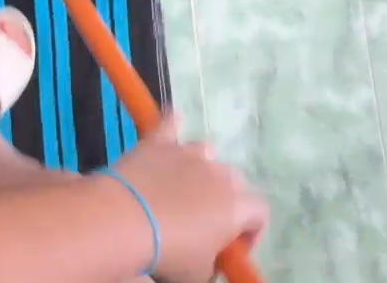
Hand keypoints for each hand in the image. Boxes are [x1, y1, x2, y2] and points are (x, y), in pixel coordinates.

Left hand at [105, 122, 266, 282]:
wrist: (126, 217)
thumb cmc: (169, 251)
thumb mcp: (199, 273)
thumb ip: (212, 261)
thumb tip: (209, 257)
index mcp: (235, 207)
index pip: (260, 211)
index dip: (252, 229)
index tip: (234, 244)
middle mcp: (217, 173)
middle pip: (234, 179)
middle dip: (227, 197)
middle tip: (207, 218)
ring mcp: (187, 152)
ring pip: (207, 151)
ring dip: (203, 165)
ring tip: (187, 183)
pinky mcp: (158, 141)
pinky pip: (170, 123)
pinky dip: (174, 122)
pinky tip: (174, 119)